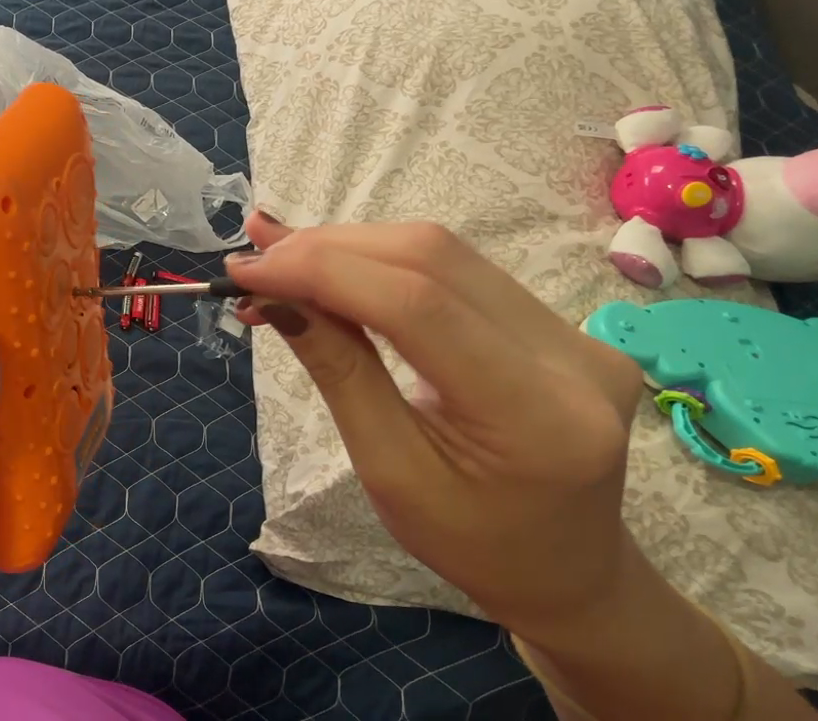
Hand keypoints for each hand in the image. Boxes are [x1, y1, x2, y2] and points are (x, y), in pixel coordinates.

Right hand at [224, 214, 642, 638]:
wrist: (565, 571)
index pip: (415, 305)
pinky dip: (378, 261)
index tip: (244, 271)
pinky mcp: (557, 323)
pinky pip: (455, 268)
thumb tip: (273, 296)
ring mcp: (573, 332)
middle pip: (429, 260)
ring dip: (346, 248)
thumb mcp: (386, 469)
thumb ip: (339, 372)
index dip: (320, 271)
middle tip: (252, 266)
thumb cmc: (466, 539)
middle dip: (325, 250)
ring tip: (278, 262)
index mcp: (535, 415)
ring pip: (439, 251)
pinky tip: (332, 267)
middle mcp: (569, 355)